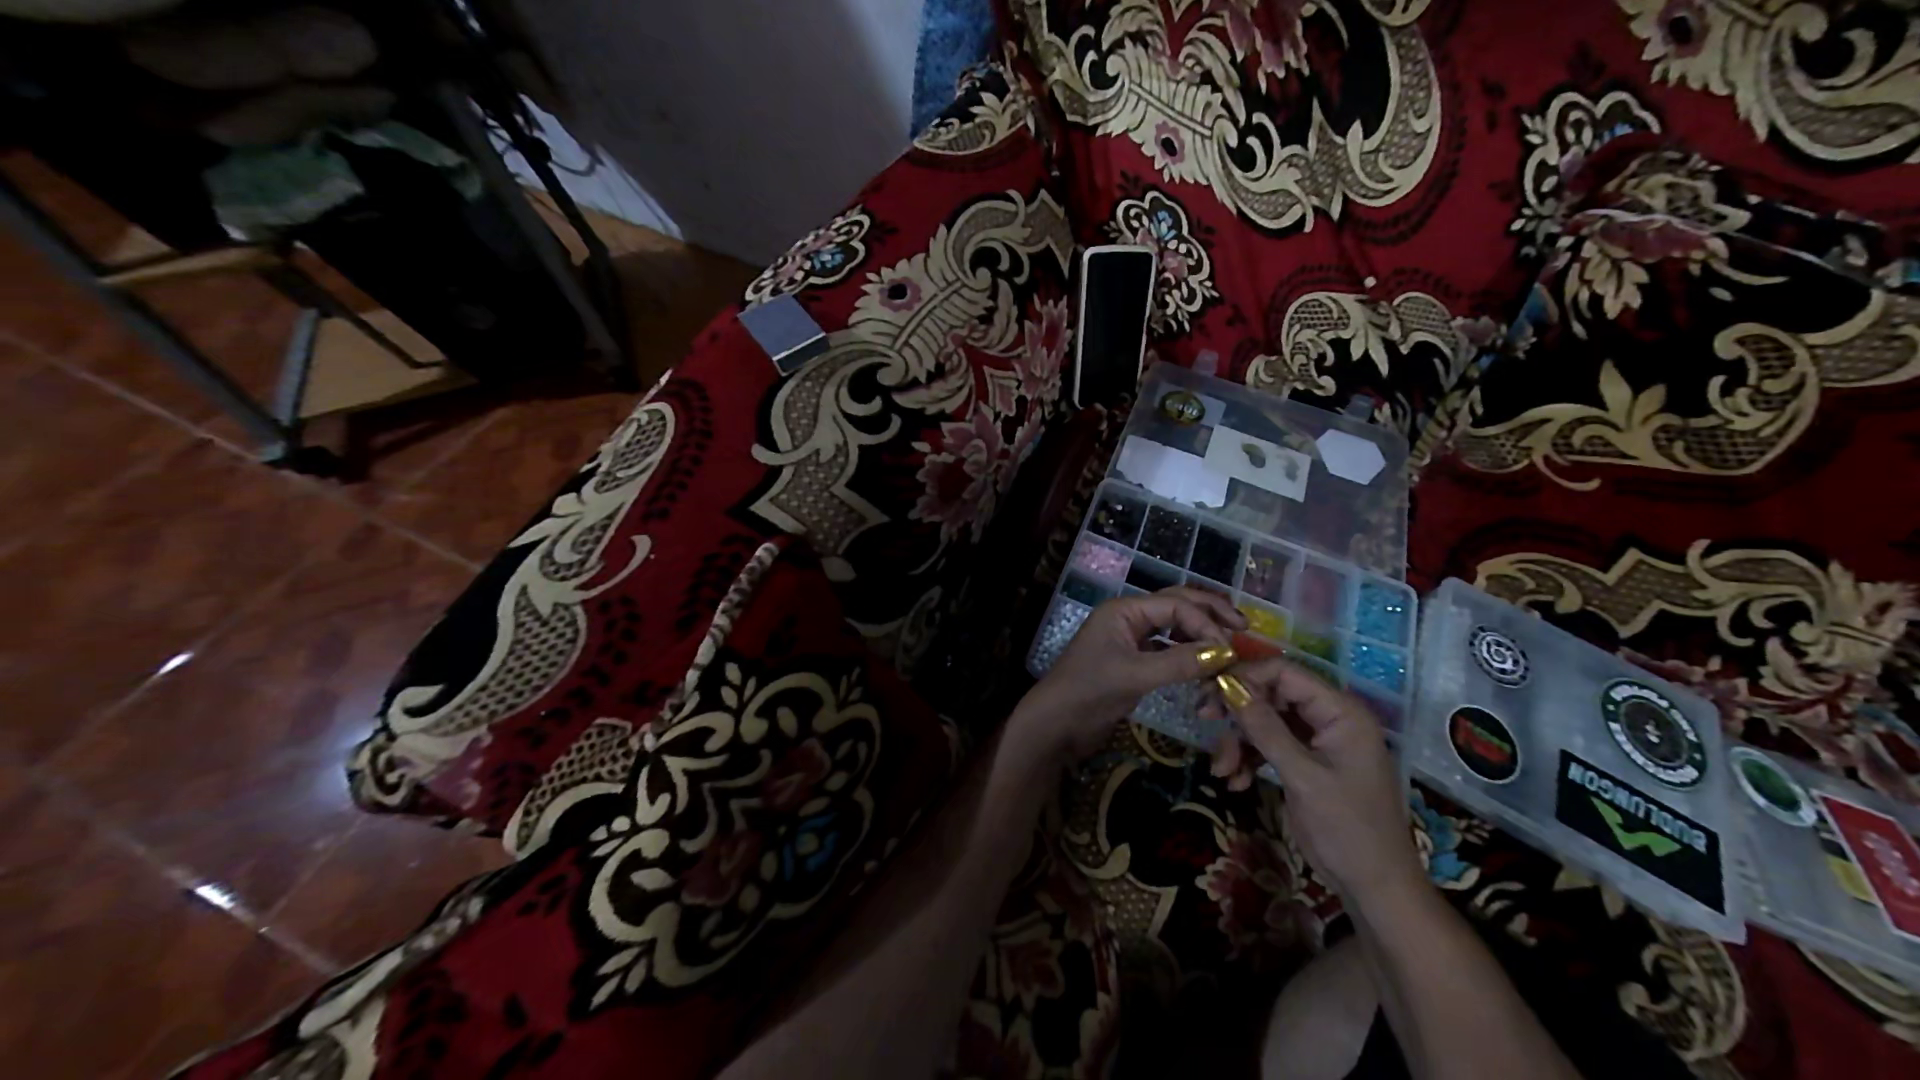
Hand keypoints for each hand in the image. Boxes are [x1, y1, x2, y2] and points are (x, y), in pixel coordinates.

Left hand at [1016, 587, 1245, 764]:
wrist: (1056, 724)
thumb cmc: (1088, 692)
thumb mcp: (1134, 675)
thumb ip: (1179, 663)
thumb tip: (1225, 654)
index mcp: (1124, 610)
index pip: (1175, 604)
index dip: (1206, 623)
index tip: (1230, 651)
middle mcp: (1128, 618)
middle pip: (1176, 606)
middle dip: (1209, 614)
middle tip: (1243, 627)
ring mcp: (1130, 640)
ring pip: (1173, 627)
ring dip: (1200, 633)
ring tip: (1229, 644)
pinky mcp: (1133, 662)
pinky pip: (1167, 649)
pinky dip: (1187, 653)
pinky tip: (1205, 664)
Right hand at [1210, 658, 1423, 902]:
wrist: (1374, 885)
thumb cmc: (1348, 828)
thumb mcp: (1302, 777)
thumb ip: (1265, 729)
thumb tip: (1229, 687)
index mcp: (1341, 712)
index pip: (1286, 673)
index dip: (1246, 676)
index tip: (1210, 691)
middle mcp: (1330, 718)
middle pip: (1272, 694)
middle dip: (1237, 710)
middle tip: (1203, 719)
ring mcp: (1318, 740)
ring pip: (1265, 721)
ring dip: (1238, 741)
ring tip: (1222, 770)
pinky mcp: (1306, 761)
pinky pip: (1269, 745)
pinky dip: (1248, 759)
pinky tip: (1236, 781)